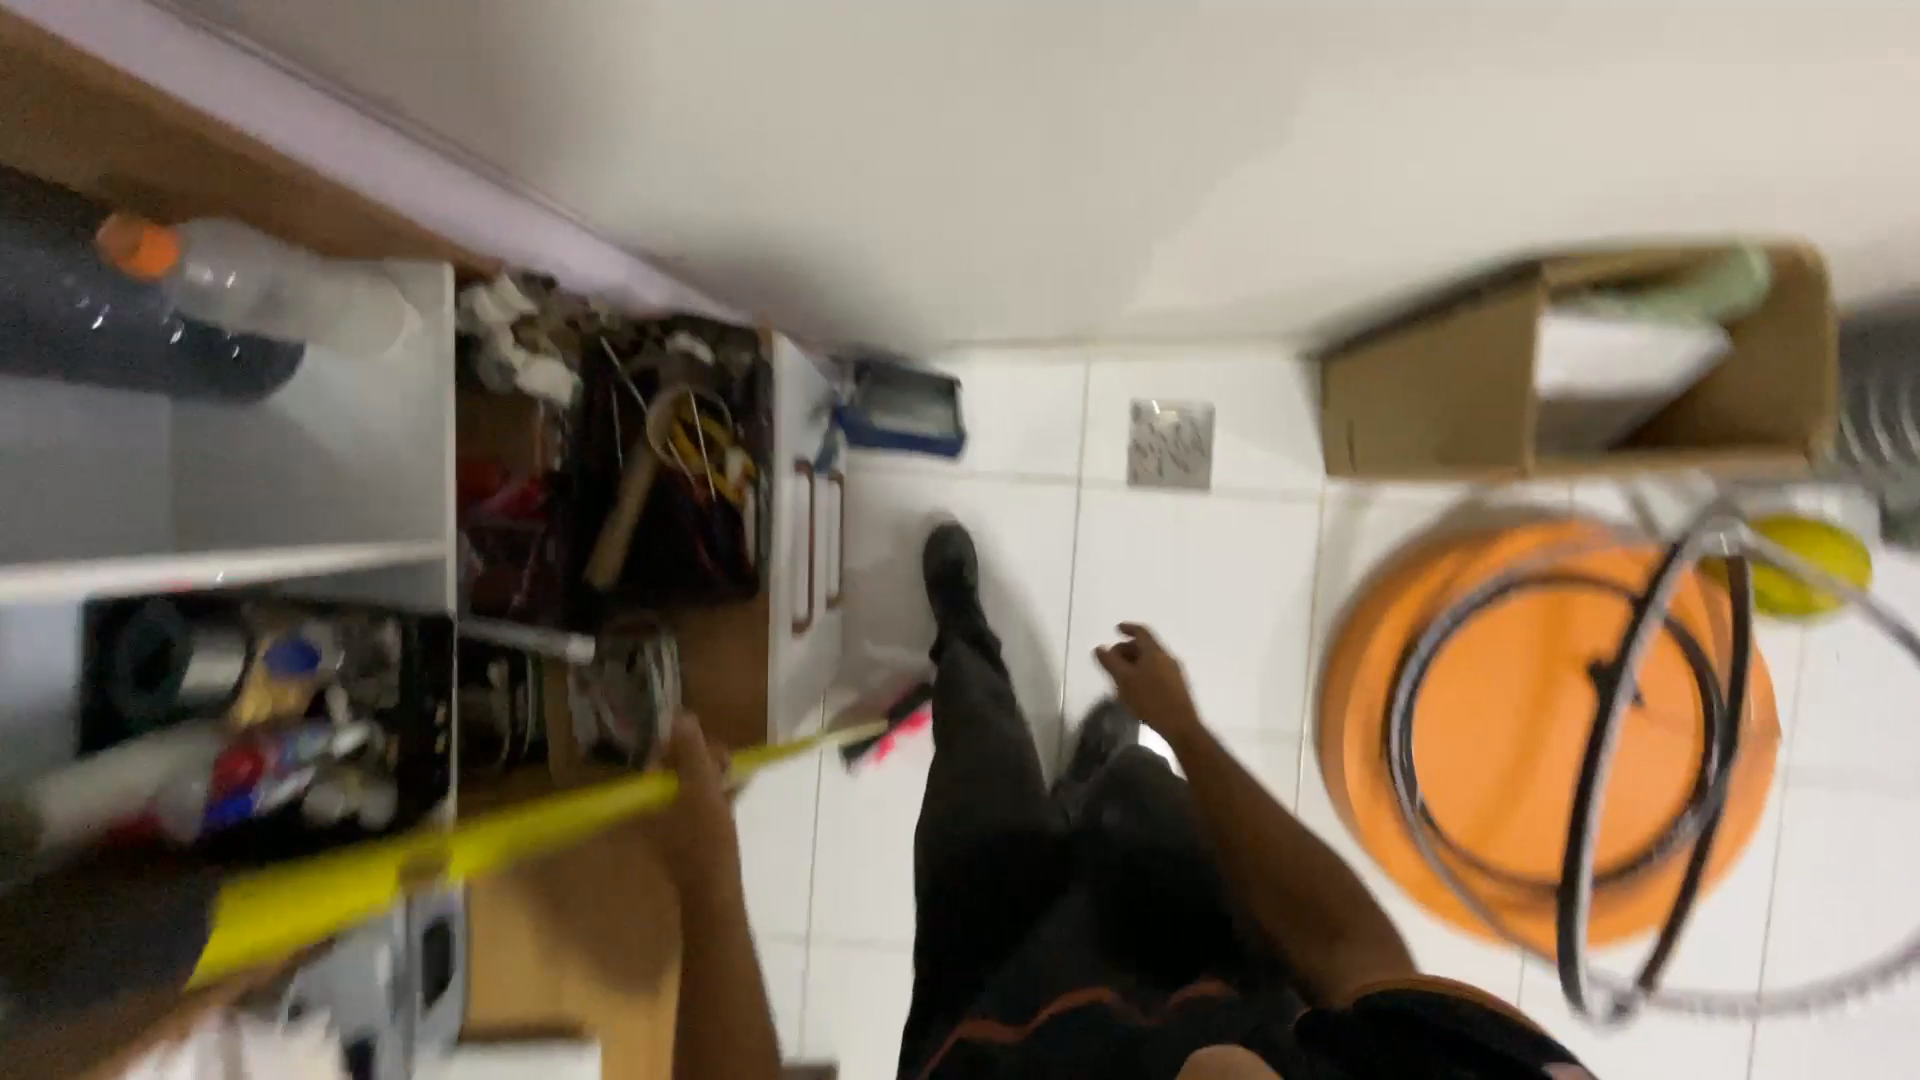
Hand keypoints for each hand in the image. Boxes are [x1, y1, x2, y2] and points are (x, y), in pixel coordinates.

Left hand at [659, 711, 742, 898]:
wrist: (714, 889)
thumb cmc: (707, 837)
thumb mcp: (701, 787)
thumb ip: (691, 751)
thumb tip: (680, 715)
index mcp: (648, 794)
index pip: (665, 753)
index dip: (693, 747)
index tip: (719, 757)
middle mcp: (650, 805)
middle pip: (677, 767)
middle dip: (705, 762)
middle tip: (728, 770)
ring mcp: (666, 821)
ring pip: (689, 783)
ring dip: (712, 777)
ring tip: (733, 782)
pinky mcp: (683, 834)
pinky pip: (696, 802)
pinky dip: (713, 795)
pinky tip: (733, 795)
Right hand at [1094, 623, 1202, 741]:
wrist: (1180, 726)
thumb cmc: (1149, 699)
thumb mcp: (1123, 680)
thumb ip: (1110, 662)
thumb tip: (1100, 647)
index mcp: (1154, 652)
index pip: (1141, 632)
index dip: (1128, 628)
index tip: (1117, 628)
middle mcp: (1167, 657)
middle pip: (1146, 646)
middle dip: (1128, 648)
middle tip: (1113, 658)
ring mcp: (1175, 672)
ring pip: (1152, 660)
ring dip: (1135, 662)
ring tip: (1122, 675)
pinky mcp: (1178, 687)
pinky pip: (1157, 671)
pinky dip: (1144, 671)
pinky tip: (1136, 687)